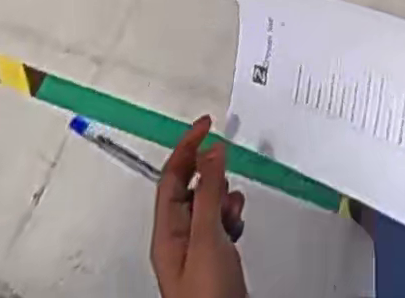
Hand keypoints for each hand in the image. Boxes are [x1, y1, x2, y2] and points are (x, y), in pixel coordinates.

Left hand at [151, 117, 247, 297]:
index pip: (172, 176)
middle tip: (224, 154)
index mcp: (167, 231)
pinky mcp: (215, 260)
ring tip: (233, 197)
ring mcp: (197, 250)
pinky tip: (237, 217)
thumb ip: (209, 191)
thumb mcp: (208, 237)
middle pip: (187, 188)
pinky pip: (220, 223)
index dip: (186, 146)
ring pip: (206, 205)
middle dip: (206, 169)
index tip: (205, 124)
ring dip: (221, 193)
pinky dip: (230, 213)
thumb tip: (211, 150)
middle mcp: (178, 238)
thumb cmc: (208, 296)